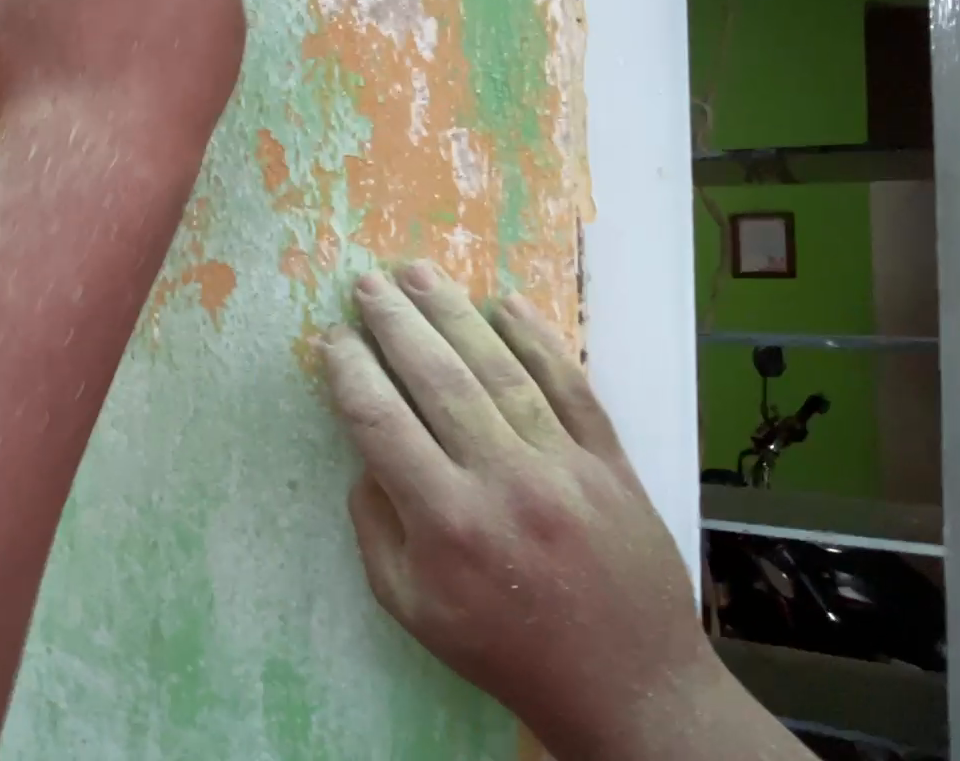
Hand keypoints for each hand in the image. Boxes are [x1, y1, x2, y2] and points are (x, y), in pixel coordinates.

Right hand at [321, 262, 710, 759]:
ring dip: (453, 314)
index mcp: (445, 522)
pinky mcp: (609, 463)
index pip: (380, 423)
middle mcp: (503, 481)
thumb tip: (366, 455)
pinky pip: (572, 387)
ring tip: (418, 272)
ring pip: (500, 371)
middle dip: (394, 323)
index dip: (348, 372)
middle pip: (438, 380)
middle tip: (366, 282)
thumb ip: (374, 525)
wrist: (629, 688)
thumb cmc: (501, 647)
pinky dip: (539, 339)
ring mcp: (564, 467)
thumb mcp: (407, 604)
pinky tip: (506, 302)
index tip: (329, 338)